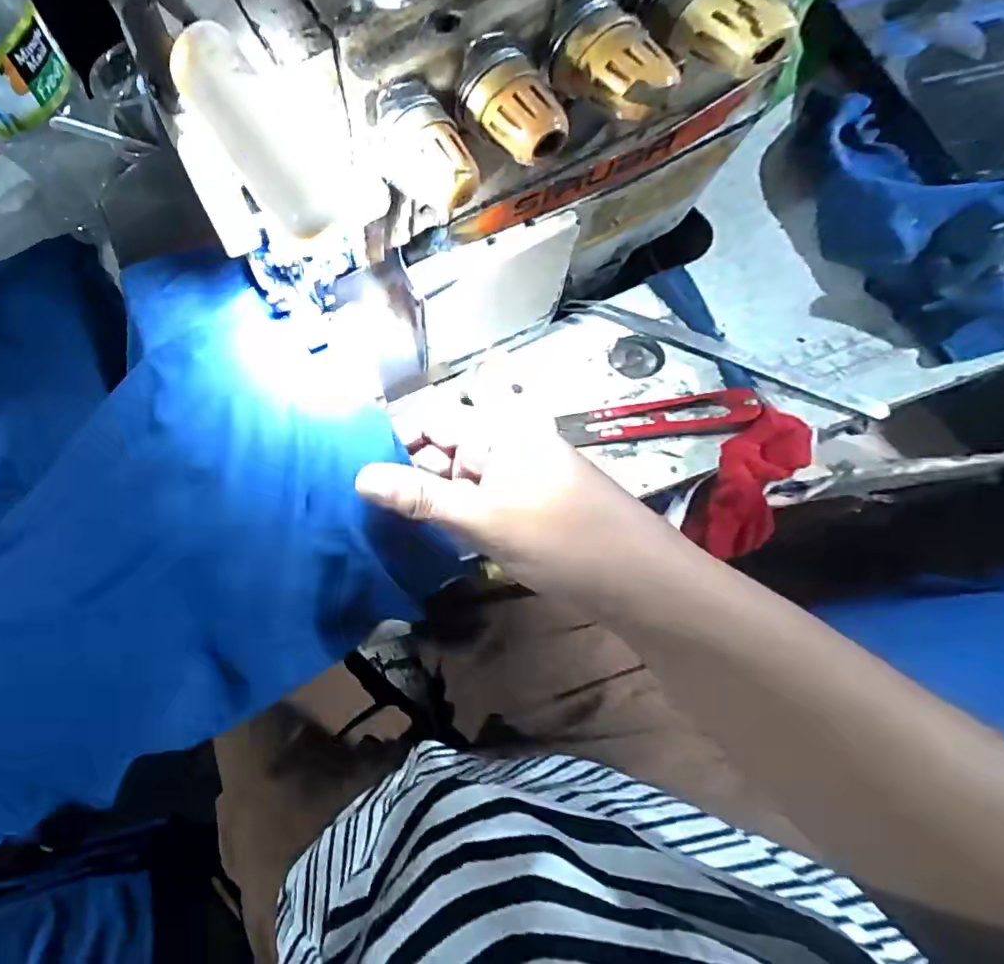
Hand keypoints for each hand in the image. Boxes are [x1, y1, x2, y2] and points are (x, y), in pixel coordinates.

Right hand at [354, 401, 690, 601]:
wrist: (644, 584)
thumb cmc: (563, 541)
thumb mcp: (483, 519)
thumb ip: (420, 497)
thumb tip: (359, 477)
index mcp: (497, 431)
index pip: (429, 420)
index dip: (393, 442)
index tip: (360, 475)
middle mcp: (503, 444)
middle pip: (439, 448)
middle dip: (405, 473)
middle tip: (368, 507)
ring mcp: (514, 475)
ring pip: (454, 478)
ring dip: (426, 497)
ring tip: (388, 524)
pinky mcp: (521, 503)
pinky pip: (474, 499)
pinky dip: (451, 513)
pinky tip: (429, 535)